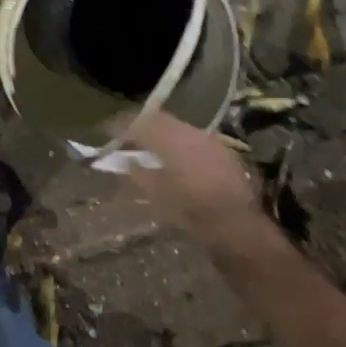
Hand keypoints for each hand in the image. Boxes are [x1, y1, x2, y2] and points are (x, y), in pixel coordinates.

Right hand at [123, 111, 265, 246]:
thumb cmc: (193, 214)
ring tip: (145, 148)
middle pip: (159, 119)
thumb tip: (125, 160)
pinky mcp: (221, 149)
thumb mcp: (158, 197)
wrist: (239, 227)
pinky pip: (191, 137)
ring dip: (158, 133)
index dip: (121, 124)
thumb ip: (138, 174)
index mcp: (172, 141)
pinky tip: (171, 158)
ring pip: (176, 127)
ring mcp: (208, 139)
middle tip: (124, 138)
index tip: (106, 131)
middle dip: (140, 126)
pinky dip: (176, 142)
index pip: (140, 121)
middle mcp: (190, 132)